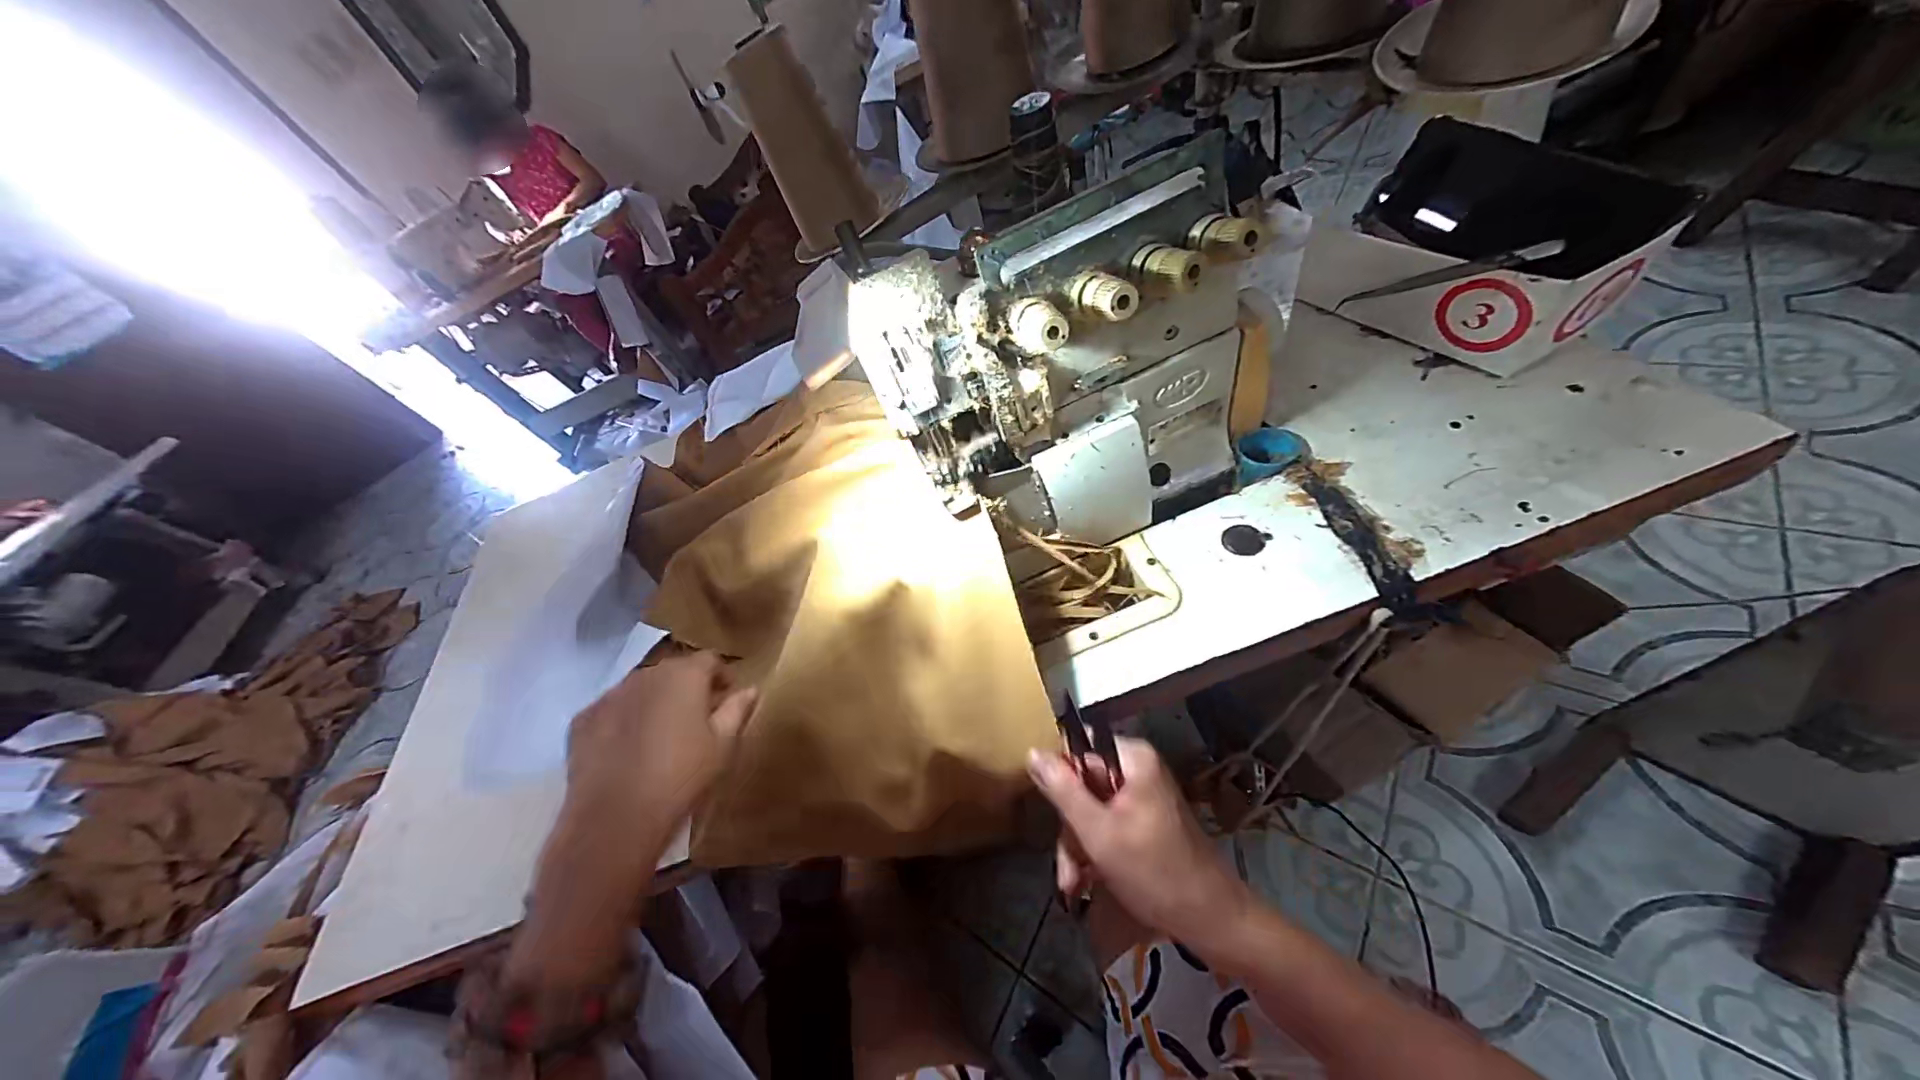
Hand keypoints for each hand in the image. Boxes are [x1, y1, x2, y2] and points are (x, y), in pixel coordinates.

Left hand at [565, 651, 757, 825]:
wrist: (615, 818)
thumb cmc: (682, 776)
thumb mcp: (723, 745)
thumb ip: (737, 710)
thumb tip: (750, 689)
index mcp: (684, 675)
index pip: (710, 659)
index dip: (722, 676)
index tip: (727, 697)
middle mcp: (645, 674)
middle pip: (673, 671)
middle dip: (688, 687)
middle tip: (698, 718)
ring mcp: (609, 696)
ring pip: (641, 689)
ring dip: (655, 702)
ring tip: (662, 735)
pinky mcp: (582, 720)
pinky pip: (612, 711)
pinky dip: (624, 721)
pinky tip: (629, 750)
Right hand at [1028, 738, 1249, 944]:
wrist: (1211, 920)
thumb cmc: (1154, 873)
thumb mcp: (1098, 832)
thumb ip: (1063, 790)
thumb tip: (1033, 752)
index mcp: (1132, 759)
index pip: (1078, 748)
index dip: (1059, 779)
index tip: (1054, 813)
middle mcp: (1138, 771)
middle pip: (1082, 784)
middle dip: (1070, 829)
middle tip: (1068, 867)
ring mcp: (1143, 797)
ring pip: (1091, 810)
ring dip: (1078, 848)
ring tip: (1075, 884)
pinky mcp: (1144, 822)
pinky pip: (1107, 825)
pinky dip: (1095, 852)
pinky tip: (1088, 882)